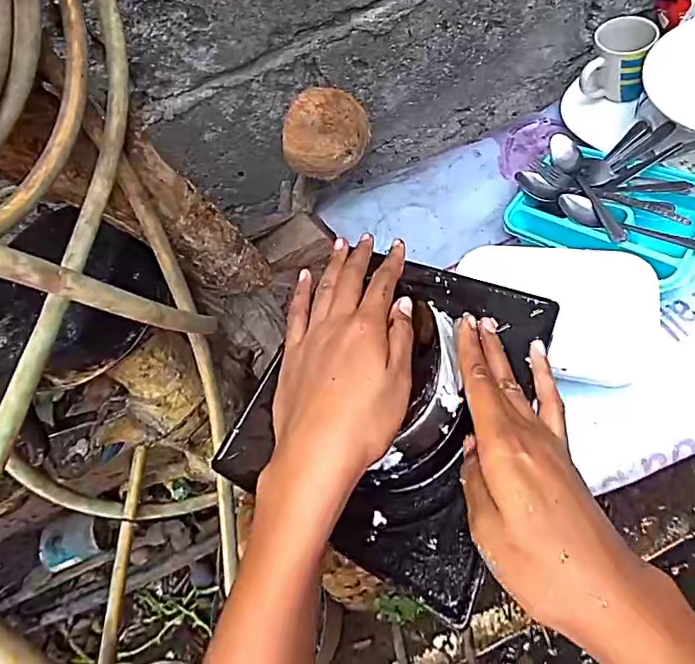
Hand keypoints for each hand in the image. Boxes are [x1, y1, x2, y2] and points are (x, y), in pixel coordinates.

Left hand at [267, 235, 413, 498]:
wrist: (314, 454)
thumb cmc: (359, 428)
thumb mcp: (398, 384)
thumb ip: (400, 340)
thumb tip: (401, 309)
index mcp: (366, 331)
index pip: (382, 286)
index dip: (391, 265)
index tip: (396, 250)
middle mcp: (337, 326)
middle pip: (350, 280)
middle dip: (361, 256)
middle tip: (366, 240)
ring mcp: (312, 337)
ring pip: (323, 288)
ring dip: (333, 264)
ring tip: (338, 246)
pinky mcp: (293, 353)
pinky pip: (296, 311)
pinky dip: (300, 291)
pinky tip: (302, 279)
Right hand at [458, 316, 694, 663]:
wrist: (604, 588)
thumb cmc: (548, 568)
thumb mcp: (489, 532)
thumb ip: (474, 485)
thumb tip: (470, 459)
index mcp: (503, 451)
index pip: (479, 388)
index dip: (468, 354)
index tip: (461, 329)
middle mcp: (528, 439)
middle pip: (499, 380)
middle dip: (483, 347)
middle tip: (473, 321)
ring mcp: (549, 445)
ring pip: (520, 386)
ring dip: (506, 356)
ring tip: (495, 332)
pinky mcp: (563, 456)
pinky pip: (552, 403)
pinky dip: (545, 378)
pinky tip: (541, 364)